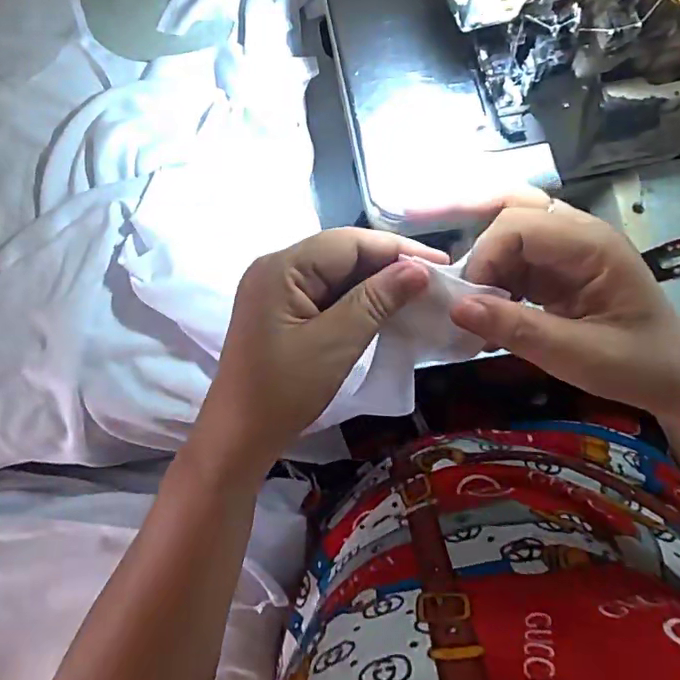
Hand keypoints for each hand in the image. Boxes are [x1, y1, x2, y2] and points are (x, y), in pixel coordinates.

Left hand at [194, 228, 445, 475]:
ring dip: (374, 281)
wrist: (238, 437)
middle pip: (340, 253)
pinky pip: (323, 292)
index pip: (348, 242)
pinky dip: (354, 298)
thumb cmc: (284, 391)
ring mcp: (273, 289)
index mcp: (280, 268)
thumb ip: (376, 300)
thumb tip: (418, 270)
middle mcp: (274, 268)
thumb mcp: (336, 343)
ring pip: (334, 272)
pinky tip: (384, 306)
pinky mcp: (279, 310)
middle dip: (387, 263)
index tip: (442, 262)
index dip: (396, 249)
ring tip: (418, 290)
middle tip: (436, 278)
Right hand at [447, 202, 679, 413]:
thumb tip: (456, 309)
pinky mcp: (555, 270)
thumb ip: (519, 330)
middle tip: (414, 214)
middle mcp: (576, 235)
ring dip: (475, 251)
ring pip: (506, 226)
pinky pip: (511, 258)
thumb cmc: (640, 366)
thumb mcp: (581, 356)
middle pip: (510, 203)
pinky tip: (473, 299)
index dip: (485, 258)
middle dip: (462, 209)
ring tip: (448, 280)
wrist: (678, 381)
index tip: (472, 303)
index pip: (518, 225)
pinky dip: (487, 274)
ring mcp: (565, 251)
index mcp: (592, 245)